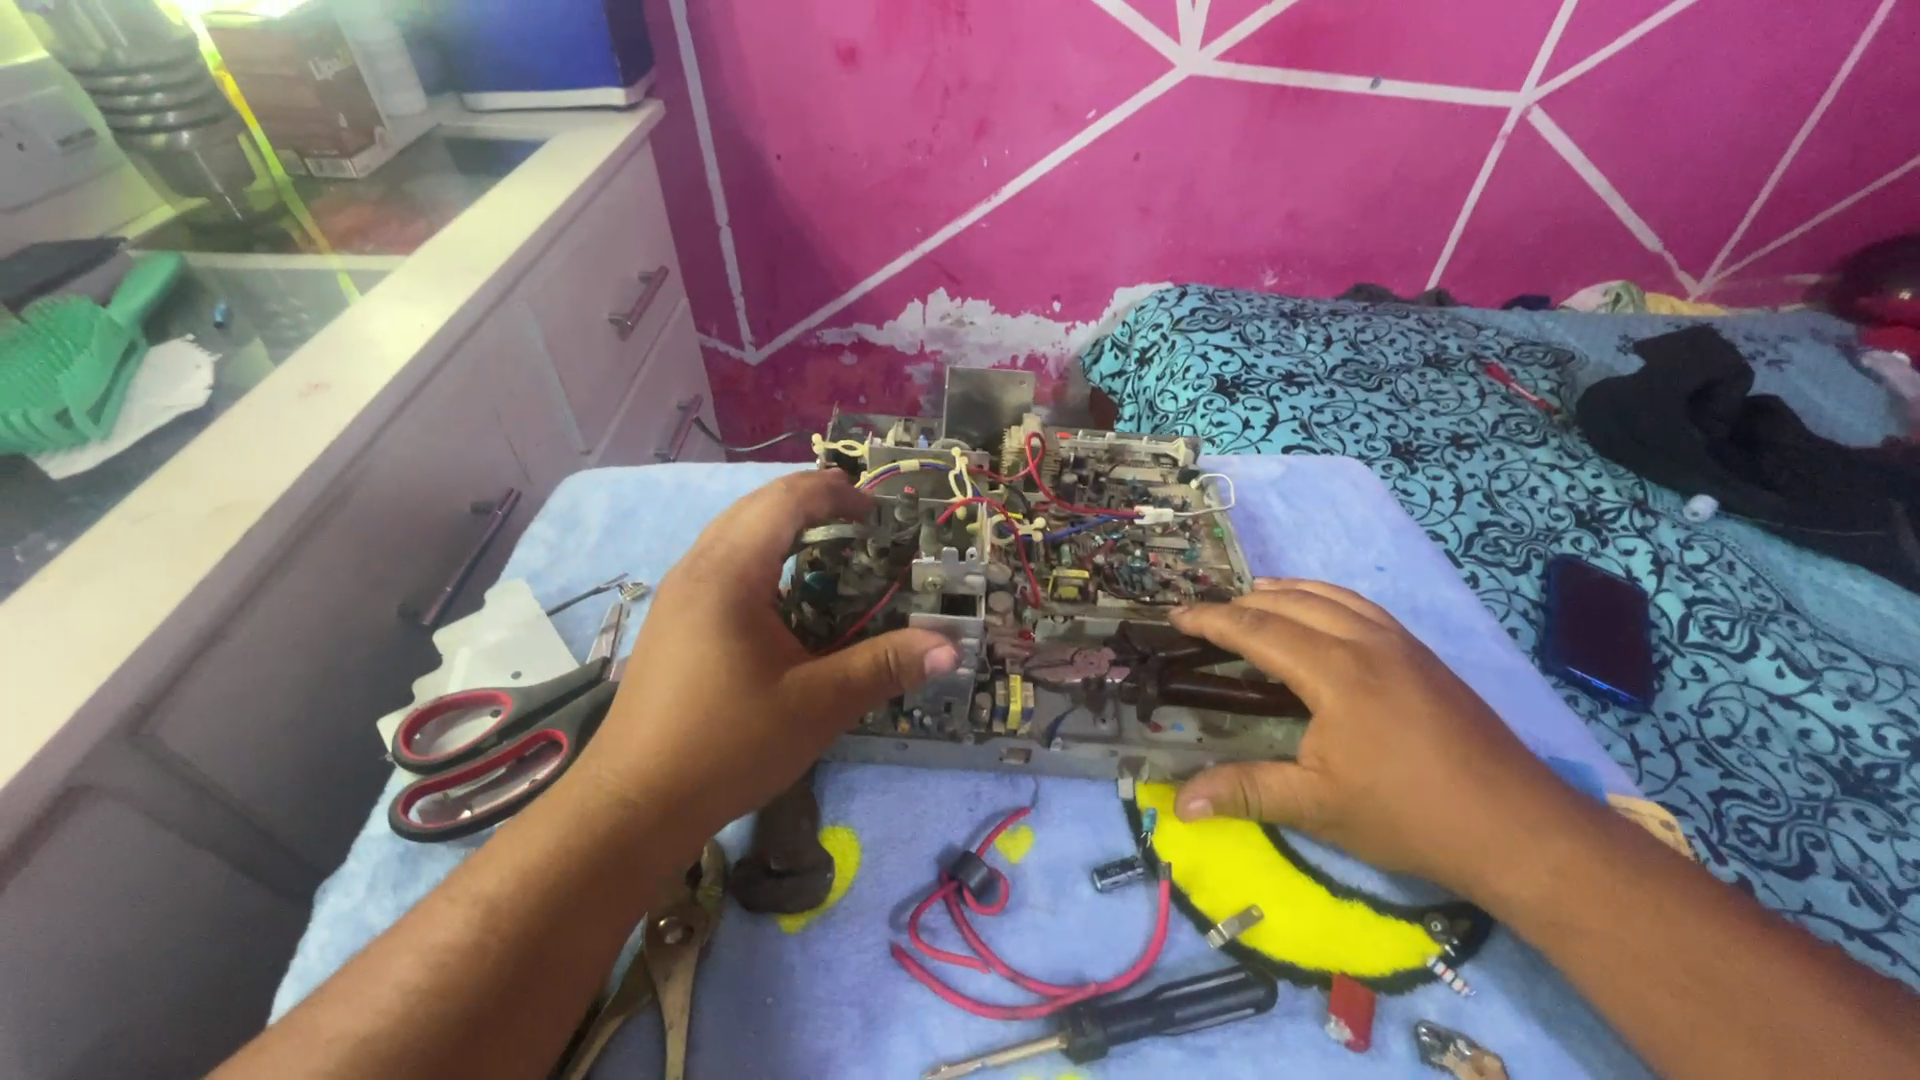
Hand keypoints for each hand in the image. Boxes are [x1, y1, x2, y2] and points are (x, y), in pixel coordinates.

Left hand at [571, 471, 957, 835]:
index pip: (786, 500)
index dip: (837, 494)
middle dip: (813, 504)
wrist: (635, 803)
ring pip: (735, 533)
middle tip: (864, 526)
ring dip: (785, 530)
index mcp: (729, 572)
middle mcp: (697, 568)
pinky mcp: (673, 621)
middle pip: (757, 506)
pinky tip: (786, 600)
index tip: (880, 514)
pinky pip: (722, 563)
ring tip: (832, 554)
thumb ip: (884, 665)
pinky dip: (763, 559)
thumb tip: (951, 646)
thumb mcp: (818, 704)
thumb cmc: (728, 745)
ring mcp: (678, 594)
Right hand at [1169, 579, 1575, 893]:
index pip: (1259, 630)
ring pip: (1333, 598)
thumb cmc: (1410, 816)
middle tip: (1205, 613)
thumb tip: (1178, 803)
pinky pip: (1363, 608)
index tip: (1175, 616)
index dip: (1212, 620)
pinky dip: (1327, 599)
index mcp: (1335, 673)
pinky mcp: (1426, 657)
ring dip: (1287, 592)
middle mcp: (1367, 643)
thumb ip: (1245, 792)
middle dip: (1242, 603)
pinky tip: (1324, 615)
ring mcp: (1402, 645)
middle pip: (1292, 604)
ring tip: (1255, 595)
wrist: (1518, 826)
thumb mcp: (1318, 807)